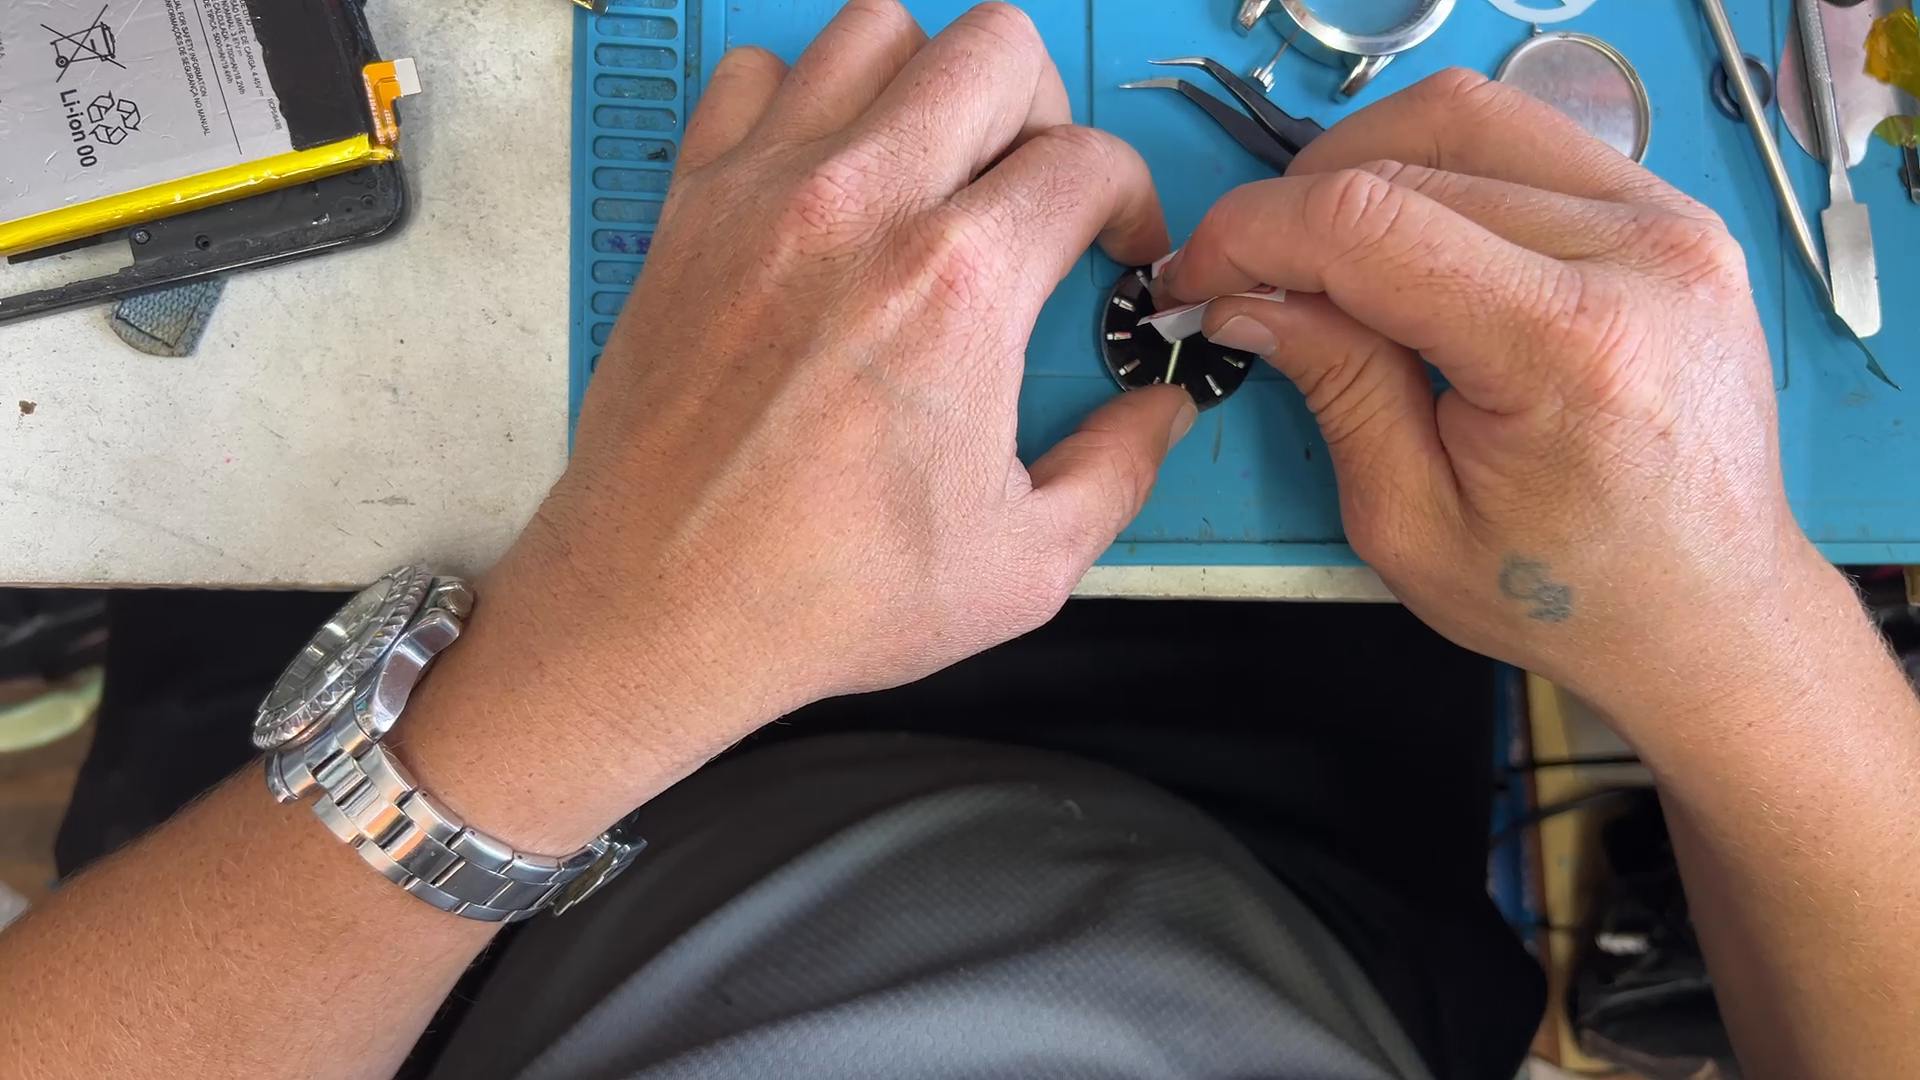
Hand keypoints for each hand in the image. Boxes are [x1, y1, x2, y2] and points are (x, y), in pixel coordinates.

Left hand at [504, 2, 1189, 728]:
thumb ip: (1119, 473)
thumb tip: (1161, 413)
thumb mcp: (1023, 564)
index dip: (1129, 200)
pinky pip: (757, 79)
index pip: (1085, 163)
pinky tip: (831, 181)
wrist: (666, 609)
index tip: (1116, 247)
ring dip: (934, 87)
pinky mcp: (691, 215)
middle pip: (994, 50)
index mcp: (959, 291)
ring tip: (942, 173)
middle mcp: (860, 211)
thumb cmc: (826, 596)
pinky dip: (811, 101)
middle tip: (1040, 193)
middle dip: (1047, 112)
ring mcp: (763, 198)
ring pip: (876, 33)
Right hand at [1160, 70, 1822, 714]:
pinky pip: (1509, 141)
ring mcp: (1663, 214)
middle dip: (1282, 211)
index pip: (1367, 226)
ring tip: (1299, 258)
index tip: (1190, 279)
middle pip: (1405, 157)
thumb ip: (1334, 386)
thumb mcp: (1401, 515)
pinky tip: (1380, 245)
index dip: (1250, 236)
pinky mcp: (1659, 213)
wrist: (1697, 605)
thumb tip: (1246, 303)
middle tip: (1231, 280)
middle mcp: (1636, 248)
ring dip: (1345, 175)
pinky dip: (1414, 173)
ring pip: (1457, 118)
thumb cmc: (1546, 589)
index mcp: (1564, 345)